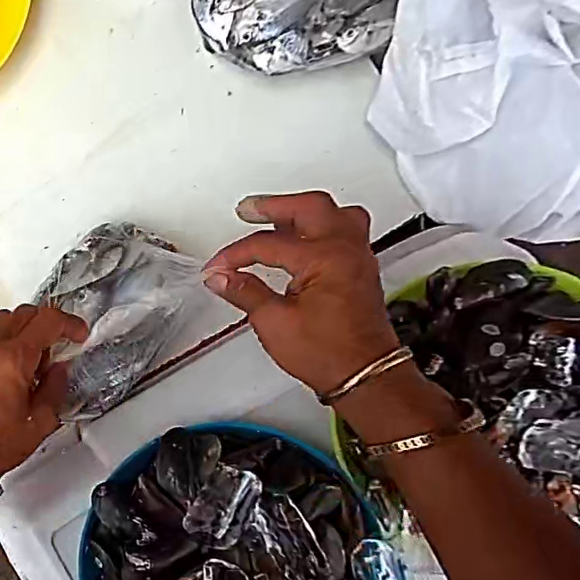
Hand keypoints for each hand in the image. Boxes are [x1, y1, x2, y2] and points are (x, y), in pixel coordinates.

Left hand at [0, 305, 88, 475]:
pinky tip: (17, 366)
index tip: (78, 334)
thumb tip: (59, 369)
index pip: (46, 320)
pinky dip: (7, 342)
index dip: (69, 323)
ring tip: (38, 357)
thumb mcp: (41, 419)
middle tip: (61, 343)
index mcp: (13, 360)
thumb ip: (55, 386)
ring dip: (25, 329)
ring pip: (3, 321)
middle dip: (47, 322)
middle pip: (23, 313)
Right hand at [201, 192, 401, 395]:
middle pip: (311, 208)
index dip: (235, 255)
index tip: (215, 269)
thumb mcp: (272, 321)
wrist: (363, 373)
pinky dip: (318, 225)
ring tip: (274, 216)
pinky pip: (344, 230)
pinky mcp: (359, 269)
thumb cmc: (323, 351)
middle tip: (247, 210)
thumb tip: (219, 276)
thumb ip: (245, 292)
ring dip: (302, 211)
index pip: (268, 244)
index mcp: (324, 260)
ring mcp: (357, 258)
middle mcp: (346, 251)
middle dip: (274, 206)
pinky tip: (299, 237)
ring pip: (334, 214)